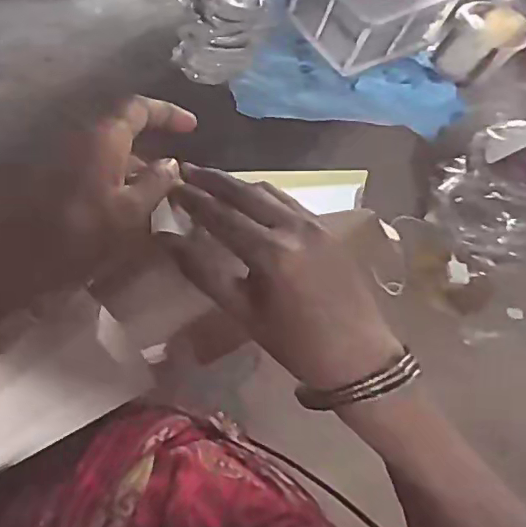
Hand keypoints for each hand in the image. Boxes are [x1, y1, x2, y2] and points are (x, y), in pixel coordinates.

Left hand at [0, 97, 195, 328]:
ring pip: (106, 146)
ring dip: (132, 159)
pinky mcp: (51, 173)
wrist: (19, 260)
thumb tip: (171, 163)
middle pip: (121, 124)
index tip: (191, 126)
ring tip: (156, 184)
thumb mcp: (130, 213)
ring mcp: (63, 153)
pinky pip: (92, 161)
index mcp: (103, 137)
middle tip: (174, 158)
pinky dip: (114, 171)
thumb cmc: (81, 234)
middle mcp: (80, 136)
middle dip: (151, 137)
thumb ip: (156, 183)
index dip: (167, 113)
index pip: (139, 108)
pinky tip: (126, 196)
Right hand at [163, 165, 403, 389]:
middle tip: (185, 170)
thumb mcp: (243, 312)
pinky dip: (262, 194)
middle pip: (245, 193)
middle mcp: (293, 227)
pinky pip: (288, 200)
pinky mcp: (327, 227)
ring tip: (211, 181)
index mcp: (270, 252)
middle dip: (212, 180)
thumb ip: (203, 272)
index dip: (193, 198)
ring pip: (268, 191)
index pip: (221, 214)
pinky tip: (250, 198)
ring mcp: (314, 224)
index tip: (170, 185)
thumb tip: (167, 241)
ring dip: (237, 184)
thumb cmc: (294, 343)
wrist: (358, 356)